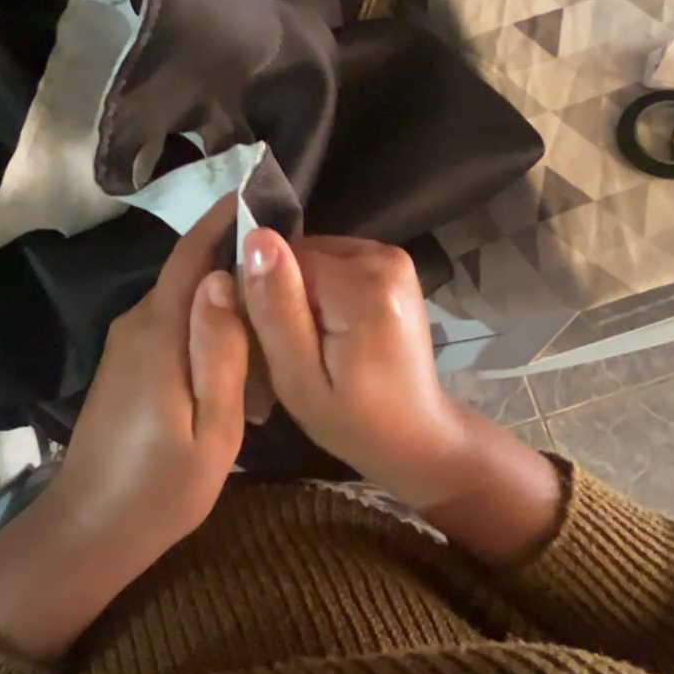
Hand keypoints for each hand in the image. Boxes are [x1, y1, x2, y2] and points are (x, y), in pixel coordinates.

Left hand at [0, 197, 249, 662]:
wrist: (92, 527)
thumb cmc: (161, 486)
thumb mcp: (211, 426)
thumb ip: (219, 349)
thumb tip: (226, 278)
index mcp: (157, 332)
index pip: (190, 255)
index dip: (223, 220)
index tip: (260, 193)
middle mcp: (135, 325)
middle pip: (188, 275)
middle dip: (235, 262)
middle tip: (292, 271)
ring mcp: (125, 345)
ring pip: (181, 302)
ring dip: (224, 302)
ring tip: (276, 318)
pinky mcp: (125, 365)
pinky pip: (170, 327)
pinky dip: (205, 329)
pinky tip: (238, 357)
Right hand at [242, 228, 562, 565]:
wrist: (415, 434)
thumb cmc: (353, 420)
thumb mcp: (299, 379)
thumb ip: (277, 309)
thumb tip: (258, 239)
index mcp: (364, 287)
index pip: (283, 260)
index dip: (268, 297)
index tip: (276, 342)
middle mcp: (384, 257)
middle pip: (301, 255)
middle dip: (287, 294)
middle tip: (295, 349)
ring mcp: (393, 257)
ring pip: (314, 257)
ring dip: (303, 294)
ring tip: (314, 342)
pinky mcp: (392, 263)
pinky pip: (332, 263)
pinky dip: (322, 292)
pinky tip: (331, 330)